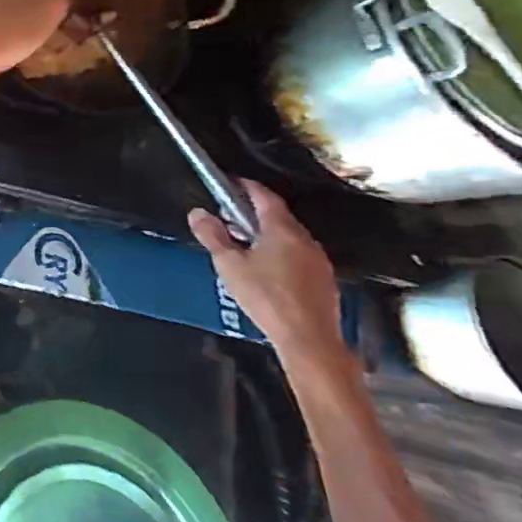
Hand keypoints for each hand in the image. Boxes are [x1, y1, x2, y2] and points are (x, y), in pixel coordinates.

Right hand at [190, 180, 343, 362]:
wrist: (309, 339)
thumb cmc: (265, 296)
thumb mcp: (229, 265)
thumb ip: (212, 236)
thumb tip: (198, 213)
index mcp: (282, 230)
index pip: (265, 196)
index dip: (247, 186)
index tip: (231, 182)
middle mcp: (305, 239)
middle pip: (278, 216)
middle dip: (253, 212)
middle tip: (230, 216)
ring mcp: (318, 260)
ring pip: (289, 236)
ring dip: (267, 233)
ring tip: (244, 243)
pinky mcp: (324, 280)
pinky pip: (299, 254)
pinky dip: (280, 251)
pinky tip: (266, 268)